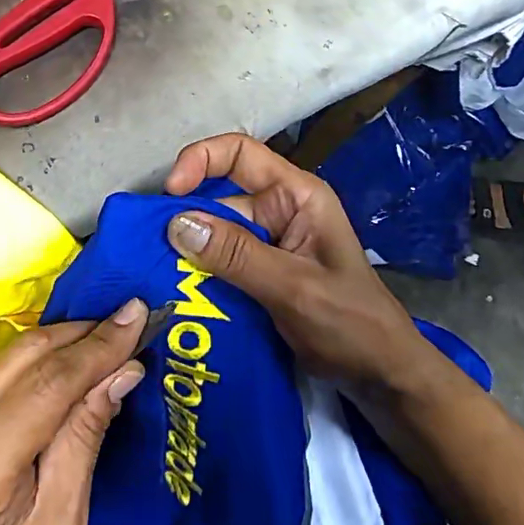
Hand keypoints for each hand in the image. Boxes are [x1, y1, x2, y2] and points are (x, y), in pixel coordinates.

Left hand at [0, 303, 150, 524]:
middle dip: (87, 333)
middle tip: (136, 321)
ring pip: (10, 354)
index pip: (46, 388)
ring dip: (67, 340)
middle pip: (25, 358)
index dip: (99, 347)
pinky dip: (42, 357)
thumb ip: (85, 441)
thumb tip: (124, 371)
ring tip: (115, 340)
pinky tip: (75, 361)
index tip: (142, 316)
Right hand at [163, 132, 434, 387]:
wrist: (378, 370)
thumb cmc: (349, 321)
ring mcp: (272, 243)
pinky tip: (175, 297)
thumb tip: (175, 223)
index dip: (200, 161)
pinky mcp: (264, 274)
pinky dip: (200, 276)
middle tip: (145, 255)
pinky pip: (223, 264)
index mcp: (298, 196)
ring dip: (187, 254)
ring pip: (217, 234)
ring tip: (150, 279)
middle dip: (184, 220)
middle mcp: (282, 211)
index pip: (241, 154)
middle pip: (221, 198)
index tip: (169, 194)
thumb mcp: (293, 286)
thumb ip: (237, 255)